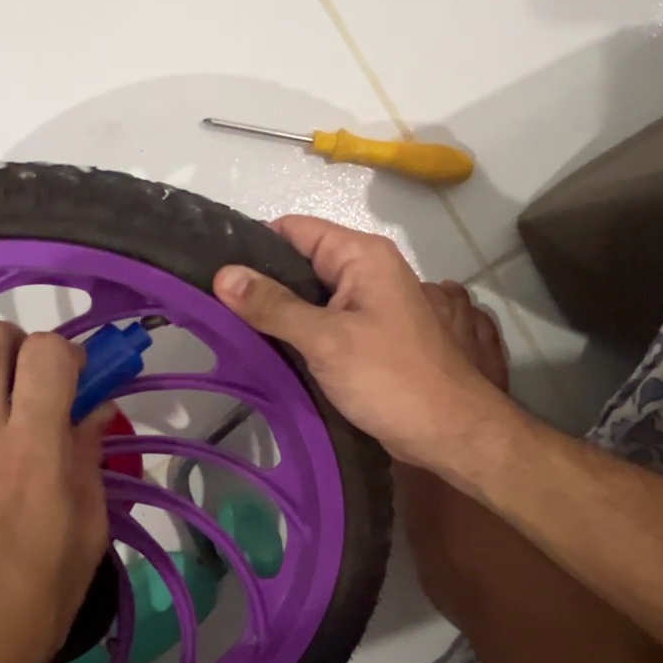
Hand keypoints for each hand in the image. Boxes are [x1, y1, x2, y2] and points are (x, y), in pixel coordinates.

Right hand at [213, 216, 510, 472]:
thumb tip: (223, 275)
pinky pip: (320, 323)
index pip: (295, 229)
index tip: (212, 268)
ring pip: (307, 296)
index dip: (254, 244)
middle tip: (211, 302)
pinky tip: (262, 347)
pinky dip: (294, 332)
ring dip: (275, 311)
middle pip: (299, 261)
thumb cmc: (391, 378)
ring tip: (225, 324)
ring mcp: (367, 305)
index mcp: (362, 256)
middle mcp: (365, 271)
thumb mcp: (326, 339)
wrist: (451, 433)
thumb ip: (273, 306)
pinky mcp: (365, 337)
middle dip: (259, 280)